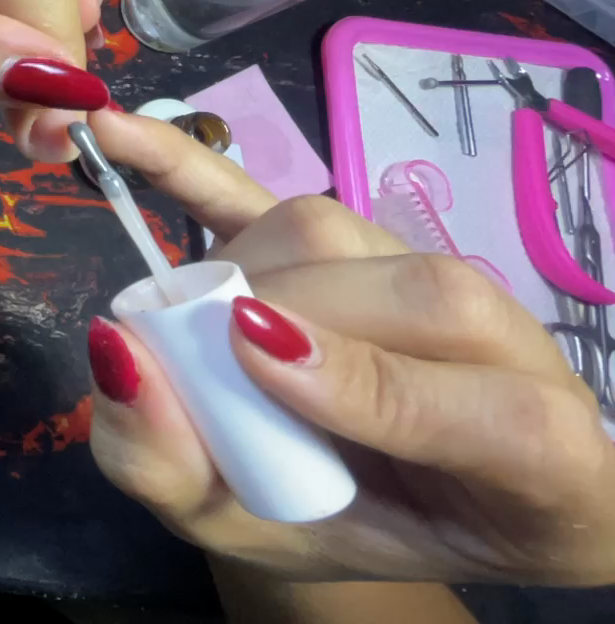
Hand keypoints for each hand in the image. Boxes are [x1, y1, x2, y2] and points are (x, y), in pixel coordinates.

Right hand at [84, 110, 614, 584]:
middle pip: (424, 292)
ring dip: (241, 264)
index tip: (248, 353)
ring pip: (341, 229)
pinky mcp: (338, 237)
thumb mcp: (222, 530)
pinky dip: (180, 161)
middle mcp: (520, 368)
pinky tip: (115, 133)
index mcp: (548, 491)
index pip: (509, 418)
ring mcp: (430, 284)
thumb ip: (166, 468)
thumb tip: (117, 352)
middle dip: (285, 308)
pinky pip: (258, 187)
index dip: (375, 383)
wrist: (309, 486)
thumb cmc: (285, 520)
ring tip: (196, 320)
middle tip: (195, 350)